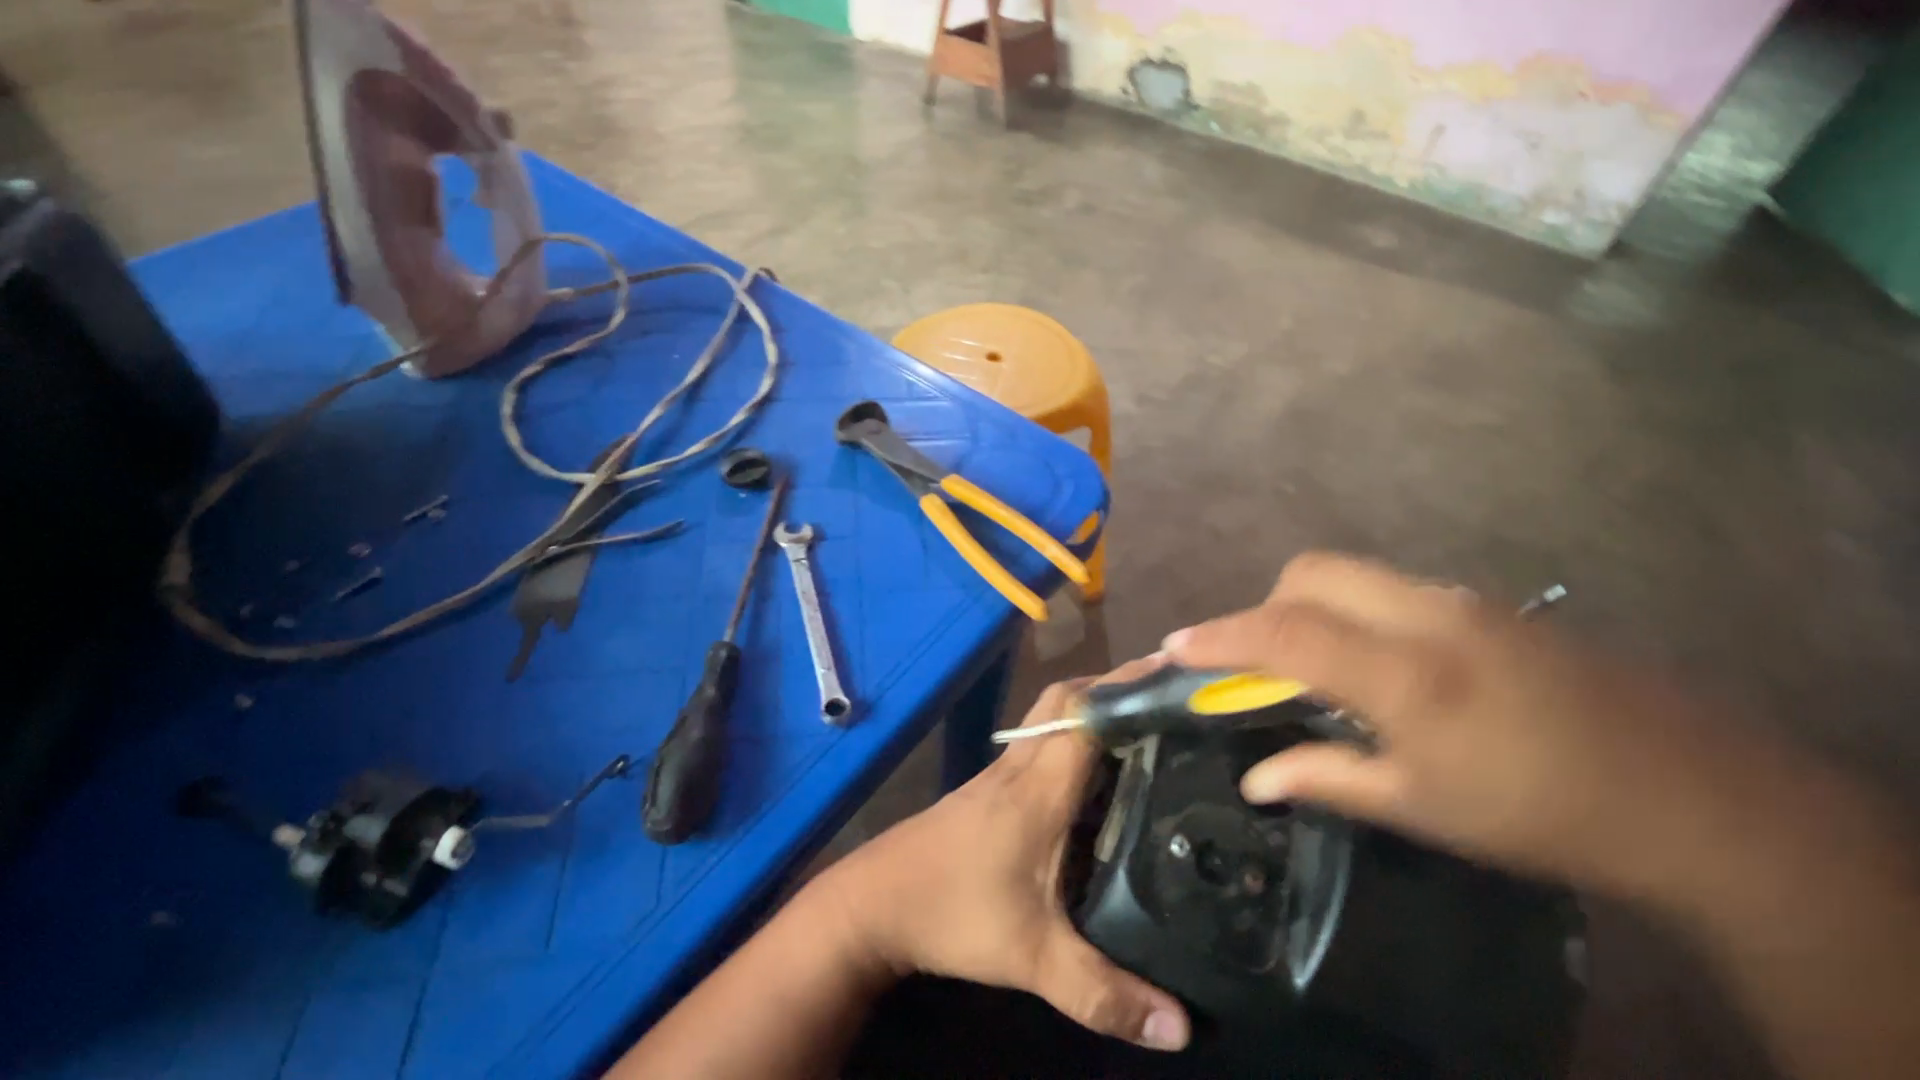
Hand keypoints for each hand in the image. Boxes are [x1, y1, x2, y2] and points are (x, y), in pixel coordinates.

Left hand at [811, 660, 1190, 1050]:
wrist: (869, 905)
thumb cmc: (952, 915)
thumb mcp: (1032, 959)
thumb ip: (1103, 993)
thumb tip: (1181, 1029)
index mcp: (1037, 790)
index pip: (1085, 715)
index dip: (1130, 690)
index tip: (1179, 680)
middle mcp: (1019, 768)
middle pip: (1065, 701)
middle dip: (1115, 688)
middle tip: (1169, 698)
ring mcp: (997, 776)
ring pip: (1048, 720)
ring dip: (1092, 710)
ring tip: (1146, 727)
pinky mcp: (985, 792)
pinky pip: (1037, 747)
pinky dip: (1070, 740)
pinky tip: (1094, 776)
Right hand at [1162, 552, 1762, 897]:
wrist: (1690, 795)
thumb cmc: (1539, 814)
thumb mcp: (1422, 808)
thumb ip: (1327, 778)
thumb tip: (1255, 779)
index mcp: (1405, 673)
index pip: (1286, 633)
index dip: (1220, 637)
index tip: (1175, 647)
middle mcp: (1427, 616)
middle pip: (1314, 573)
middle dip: (1266, 606)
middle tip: (1257, 664)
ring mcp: (1464, 603)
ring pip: (1357, 576)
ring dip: (1315, 607)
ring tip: (1318, 670)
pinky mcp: (1493, 608)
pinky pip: (1397, 590)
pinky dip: (1360, 612)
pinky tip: (1384, 669)